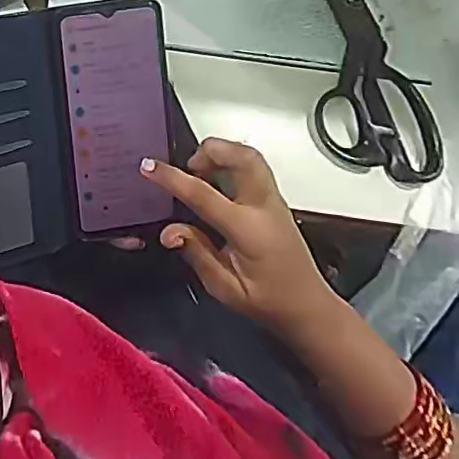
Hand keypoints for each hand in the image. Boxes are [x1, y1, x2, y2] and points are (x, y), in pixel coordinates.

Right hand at [141, 138, 340, 338]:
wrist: (309, 308)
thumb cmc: (269, 301)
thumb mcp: (225, 288)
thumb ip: (196, 254)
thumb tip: (169, 232)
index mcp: (248, 230)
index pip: (203, 194)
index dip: (172, 178)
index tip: (149, 167)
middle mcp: (265, 208)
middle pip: (242, 157)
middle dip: (210, 150)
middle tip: (189, 166)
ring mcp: (274, 201)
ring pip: (251, 157)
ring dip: (222, 153)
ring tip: (201, 171)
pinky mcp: (276, 201)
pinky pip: (255, 167)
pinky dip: (232, 162)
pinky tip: (216, 180)